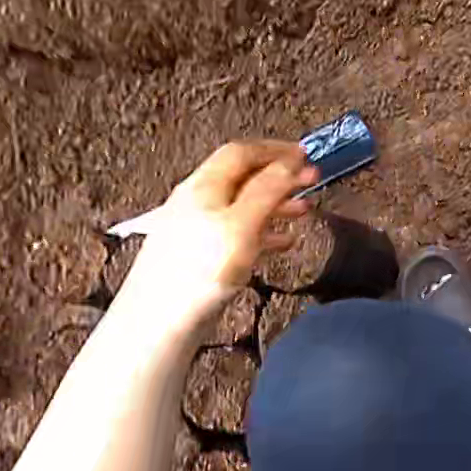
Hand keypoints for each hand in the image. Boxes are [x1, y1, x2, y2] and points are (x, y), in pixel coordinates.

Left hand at [123, 141, 316, 322]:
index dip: (274, 150)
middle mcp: (199, 201)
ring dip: (276, 202)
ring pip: (244, 205)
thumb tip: (290, 164)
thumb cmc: (201, 271)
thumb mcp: (242, 225)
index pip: (241, 153)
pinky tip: (283, 242)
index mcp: (205, 187)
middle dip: (279, 176)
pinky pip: (239, 231)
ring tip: (304, 209)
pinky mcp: (202, 255)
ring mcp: (198, 228)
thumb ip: (267, 191)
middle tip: (310, 180)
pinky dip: (265, 230)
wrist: (159, 321)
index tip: (305, 155)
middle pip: (243, 177)